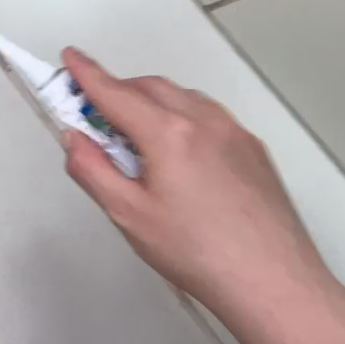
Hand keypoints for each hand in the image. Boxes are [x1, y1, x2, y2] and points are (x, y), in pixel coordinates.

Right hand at [58, 48, 335, 321]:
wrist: (275, 286)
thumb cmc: (198, 253)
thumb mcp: (127, 214)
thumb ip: (90, 168)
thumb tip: (74, 137)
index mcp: (169, 134)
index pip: (115, 92)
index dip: (86, 73)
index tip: (69, 57)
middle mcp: (205, 122)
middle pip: (149, 87)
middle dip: (117, 90)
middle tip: (92, 113)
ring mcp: (235, 134)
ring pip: (182, 98)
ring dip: (150, 102)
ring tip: (134, 137)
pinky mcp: (254, 151)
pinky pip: (208, 115)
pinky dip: (180, 116)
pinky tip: (175, 153)